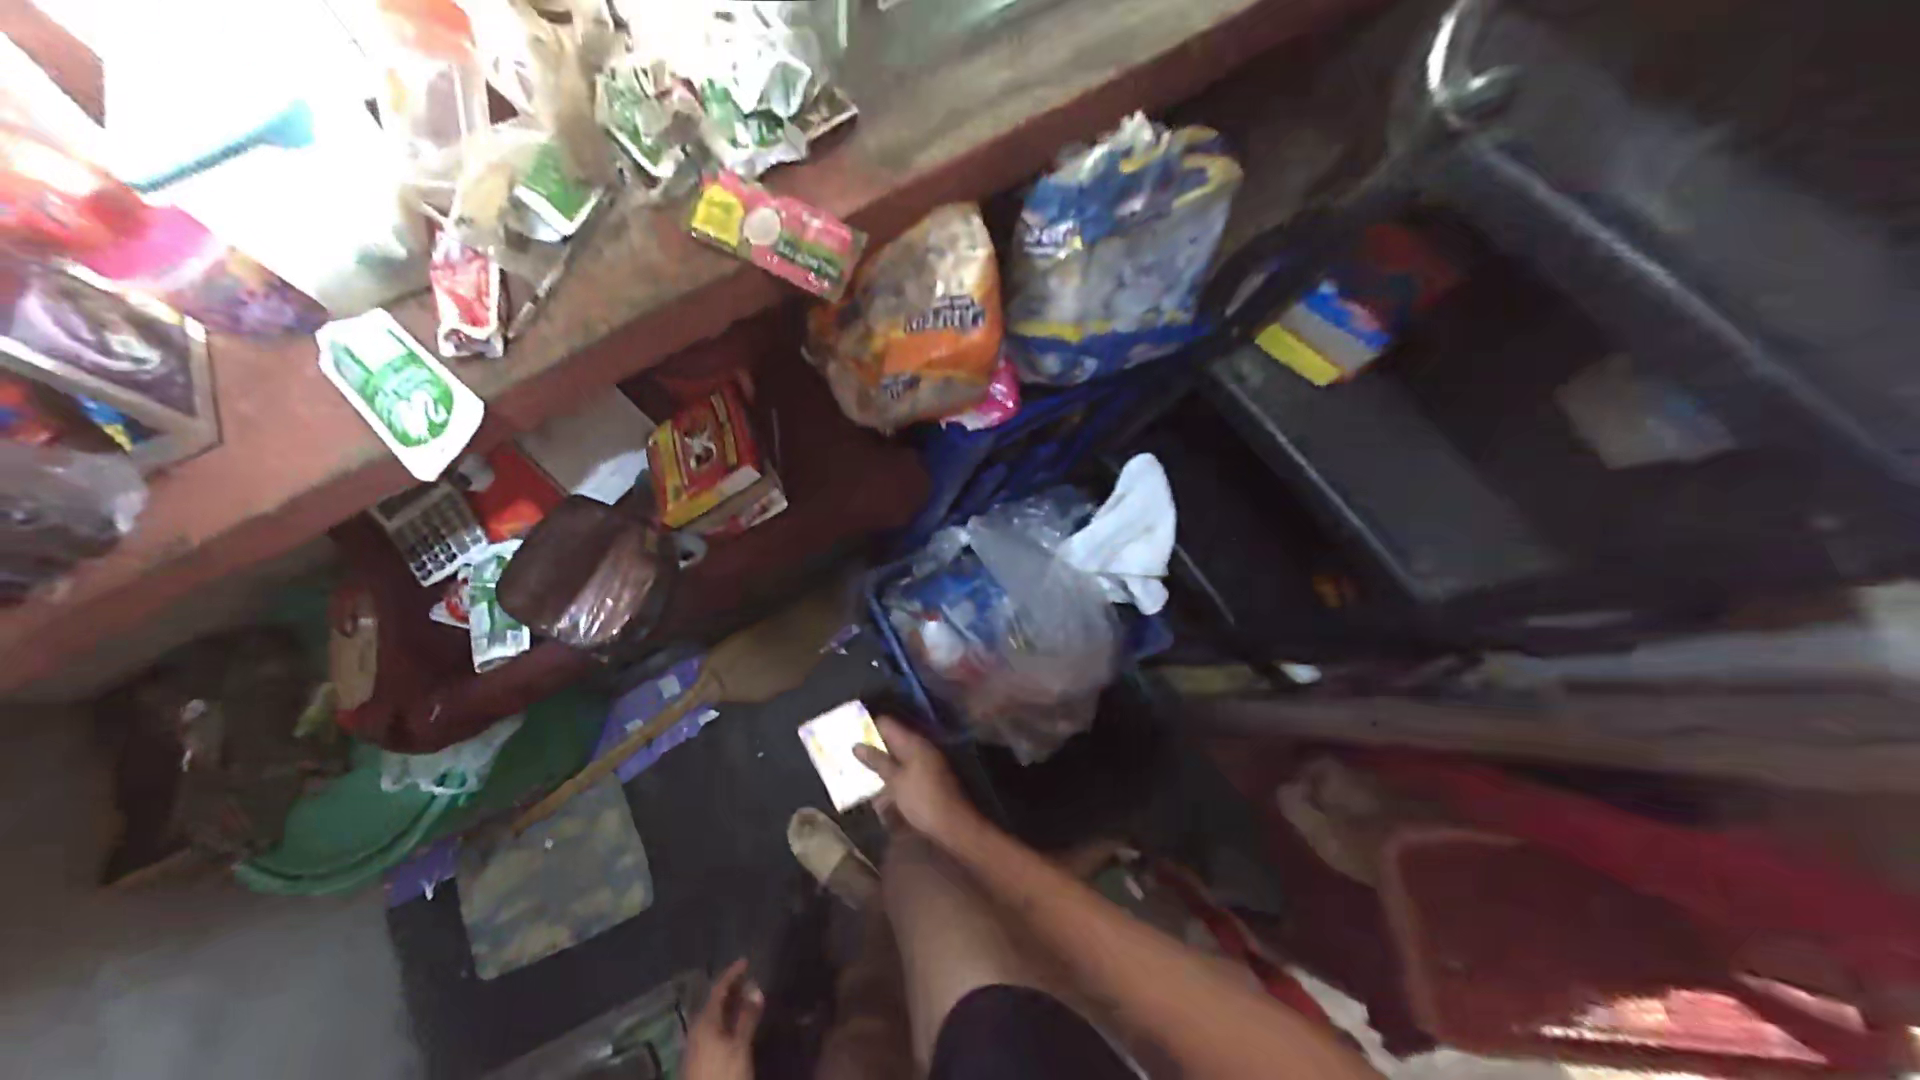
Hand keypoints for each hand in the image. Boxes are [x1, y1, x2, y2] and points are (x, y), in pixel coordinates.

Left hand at [685, 959, 762, 1079]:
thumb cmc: (724, 1077)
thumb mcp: (740, 1047)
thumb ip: (747, 1017)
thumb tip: (755, 988)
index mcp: (704, 1023)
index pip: (718, 990)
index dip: (732, 974)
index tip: (746, 960)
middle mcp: (697, 1031)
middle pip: (714, 1002)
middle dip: (731, 988)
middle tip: (748, 976)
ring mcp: (697, 1047)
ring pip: (714, 1017)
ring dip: (729, 1005)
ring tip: (746, 996)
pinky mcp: (700, 1060)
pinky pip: (713, 1029)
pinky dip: (726, 1019)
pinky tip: (736, 1023)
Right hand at [854, 716, 985, 848]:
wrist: (954, 825)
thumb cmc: (923, 800)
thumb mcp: (895, 781)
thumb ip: (877, 761)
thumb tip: (857, 745)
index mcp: (913, 742)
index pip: (886, 723)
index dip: (868, 726)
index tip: (849, 734)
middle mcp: (921, 747)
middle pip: (891, 740)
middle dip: (872, 747)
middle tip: (850, 755)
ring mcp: (926, 762)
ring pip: (897, 756)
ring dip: (880, 764)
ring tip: (859, 774)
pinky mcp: (928, 777)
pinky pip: (904, 770)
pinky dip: (891, 776)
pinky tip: (878, 789)